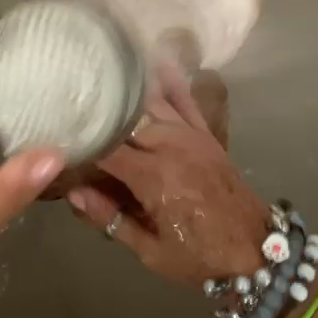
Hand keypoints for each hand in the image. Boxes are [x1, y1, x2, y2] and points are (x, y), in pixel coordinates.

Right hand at [66, 87, 270, 289]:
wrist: (257, 253)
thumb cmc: (200, 257)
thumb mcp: (152, 252)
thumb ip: (111, 219)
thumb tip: (73, 192)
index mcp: (154, 177)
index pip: (105, 148)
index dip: (81, 141)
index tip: (59, 135)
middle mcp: (170, 147)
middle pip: (124, 121)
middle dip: (98, 115)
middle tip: (71, 109)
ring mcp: (190, 136)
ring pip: (149, 103)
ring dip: (124, 94)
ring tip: (98, 81)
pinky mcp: (205, 134)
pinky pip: (184, 99)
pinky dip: (168, 79)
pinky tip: (152, 60)